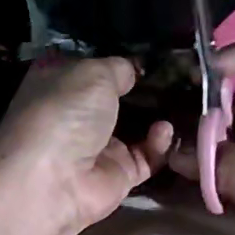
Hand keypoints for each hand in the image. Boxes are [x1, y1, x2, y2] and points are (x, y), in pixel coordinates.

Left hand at [0, 55, 174, 234]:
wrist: (51, 182)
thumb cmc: (63, 114)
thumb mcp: (92, 73)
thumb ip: (118, 68)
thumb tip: (132, 71)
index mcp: (58, 84)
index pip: (91, 67)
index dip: (117, 60)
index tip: (151, 52)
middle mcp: (76, 115)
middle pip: (117, 98)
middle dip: (146, 87)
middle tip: (180, 74)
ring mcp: (97, 148)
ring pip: (136, 127)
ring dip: (158, 114)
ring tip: (183, 99)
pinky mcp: (118, 176)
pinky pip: (147, 156)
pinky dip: (160, 144)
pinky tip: (165, 130)